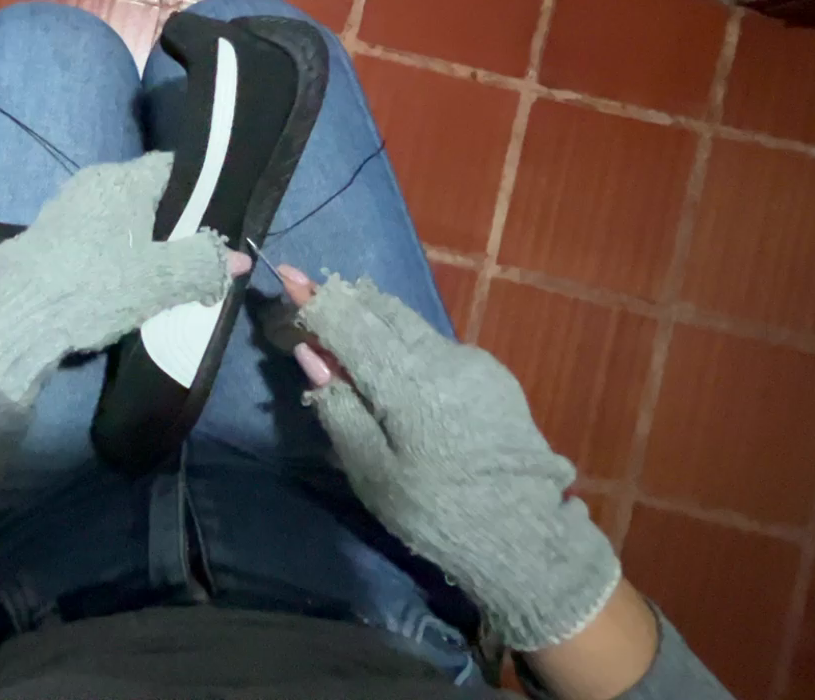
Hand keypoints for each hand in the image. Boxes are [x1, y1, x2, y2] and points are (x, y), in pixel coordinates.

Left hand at [0, 152, 249, 404]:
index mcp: (122, 181)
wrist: (18, 320)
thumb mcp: (160, 280)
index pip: (170, 167)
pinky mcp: (37, 237)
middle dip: (165, 220)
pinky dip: (101, 253)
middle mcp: (89, 182)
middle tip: (187, 255)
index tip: (212, 218)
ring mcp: (58, 208)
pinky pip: (83, 236)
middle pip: (141, 193)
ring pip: (111, 216)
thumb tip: (238, 258)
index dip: (196, 189)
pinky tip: (105, 284)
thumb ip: (202, 263)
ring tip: (149, 274)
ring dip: (131, 238)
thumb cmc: (97, 287)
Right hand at [274, 264, 619, 651]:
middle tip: (308, 292)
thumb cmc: (436, 512)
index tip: (287, 274)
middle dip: (341, 296)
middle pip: (380, 308)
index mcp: (407, 384)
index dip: (314, 299)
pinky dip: (399, 336)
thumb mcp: (371, 472)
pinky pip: (431, 340)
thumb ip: (338, 407)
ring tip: (342, 314)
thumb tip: (311, 353)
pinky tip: (389, 354)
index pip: (349, 324)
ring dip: (370, 312)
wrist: (528, 539)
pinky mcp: (490, 372)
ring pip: (407, 320)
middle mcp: (440, 356)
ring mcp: (470, 360)